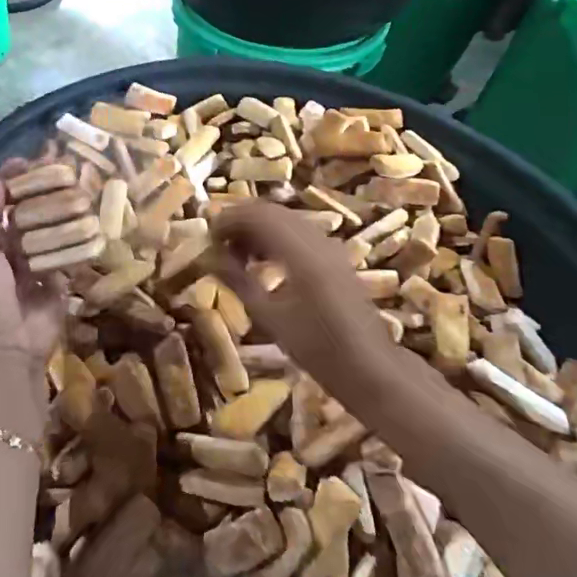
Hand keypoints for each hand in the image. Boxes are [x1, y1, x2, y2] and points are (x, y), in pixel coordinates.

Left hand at [0, 172, 64, 367]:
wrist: (8, 352)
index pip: (0, 206)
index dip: (11, 183)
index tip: (28, 159)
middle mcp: (13, 253)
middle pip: (29, 215)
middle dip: (42, 193)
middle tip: (62, 167)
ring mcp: (38, 268)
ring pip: (51, 233)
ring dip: (62, 212)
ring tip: (80, 185)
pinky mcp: (61, 283)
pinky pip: (70, 256)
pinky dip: (78, 240)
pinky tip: (91, 217)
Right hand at [211, 202, 392, 383]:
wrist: (369, 366)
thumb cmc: (317, 349)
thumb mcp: (270, 317)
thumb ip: (238, 281)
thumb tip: (208, 257)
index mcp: (301, 253)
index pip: (258, 216)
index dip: (228, 219)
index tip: (207, 236)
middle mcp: (317, 240)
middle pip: (272, 211)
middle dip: (241, 220)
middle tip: (217, 243)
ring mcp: (330, 246)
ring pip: (286, 219)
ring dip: (258, 228)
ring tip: (236, 254)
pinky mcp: (335, 255)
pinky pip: (299, 232)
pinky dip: (276, 237)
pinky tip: (263, 262)